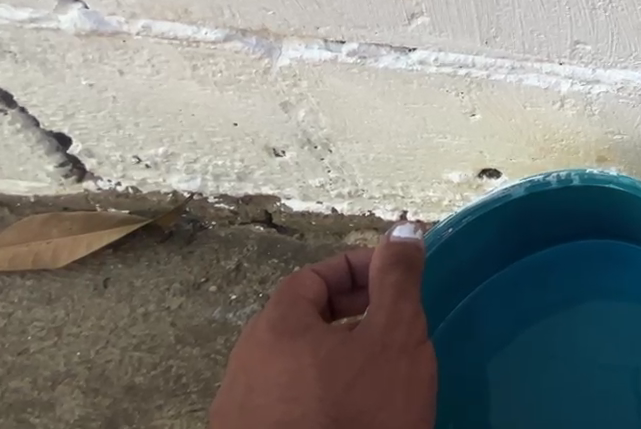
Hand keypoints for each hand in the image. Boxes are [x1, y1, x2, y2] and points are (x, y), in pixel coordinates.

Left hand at [209, 223, 436, 428]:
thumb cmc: (362, 407)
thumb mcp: (396, 332)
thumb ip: (398, 277)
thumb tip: (402, 230)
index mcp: (273, 332)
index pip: (310, 277)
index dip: (357, 267)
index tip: (398, 280)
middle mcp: (241, 369)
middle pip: (297, 316)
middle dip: (350, 305)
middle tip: (392, 316)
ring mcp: (238, 415)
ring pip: (291, 358)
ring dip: (337, 345)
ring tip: (378, 360)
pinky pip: (284, 396)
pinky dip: (320, 383)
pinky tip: (353, 402)